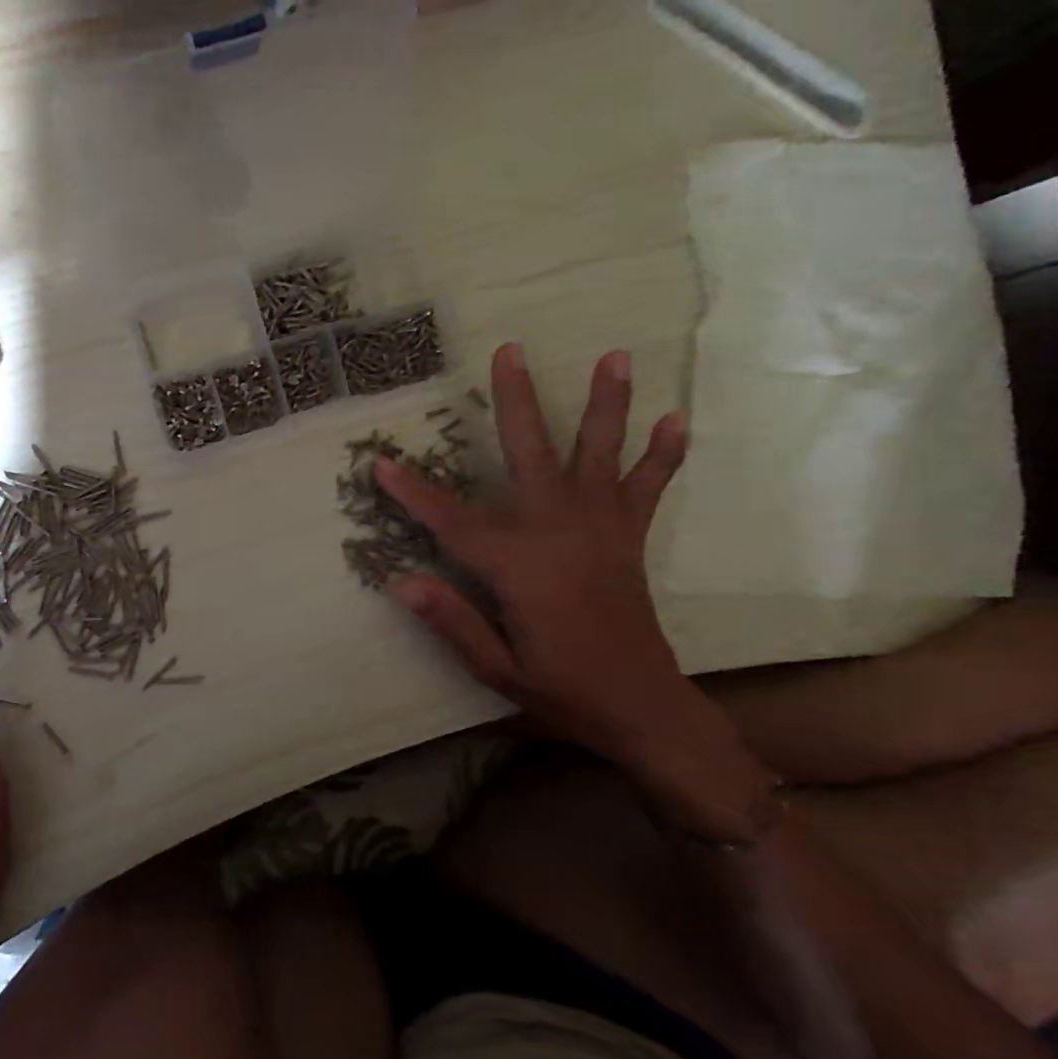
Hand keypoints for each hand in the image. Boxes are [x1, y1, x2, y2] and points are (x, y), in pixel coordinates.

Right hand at [377, 344, 772, 835]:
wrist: (642, 707)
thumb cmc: (562, 691)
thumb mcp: (497, 668)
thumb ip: (452, 621)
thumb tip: (401, 583)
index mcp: (520, 568)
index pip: (453, 522)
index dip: (413, 493)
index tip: (382, 462)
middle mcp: (560, 534)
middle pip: (531, 456)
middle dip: (516, 403)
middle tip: (510, 352)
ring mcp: (601, 531)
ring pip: (599, 457)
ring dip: (606, 405)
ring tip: (615, 356)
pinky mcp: (629, 540)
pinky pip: (647, 490)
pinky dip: (661, 457)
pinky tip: (675, 421)